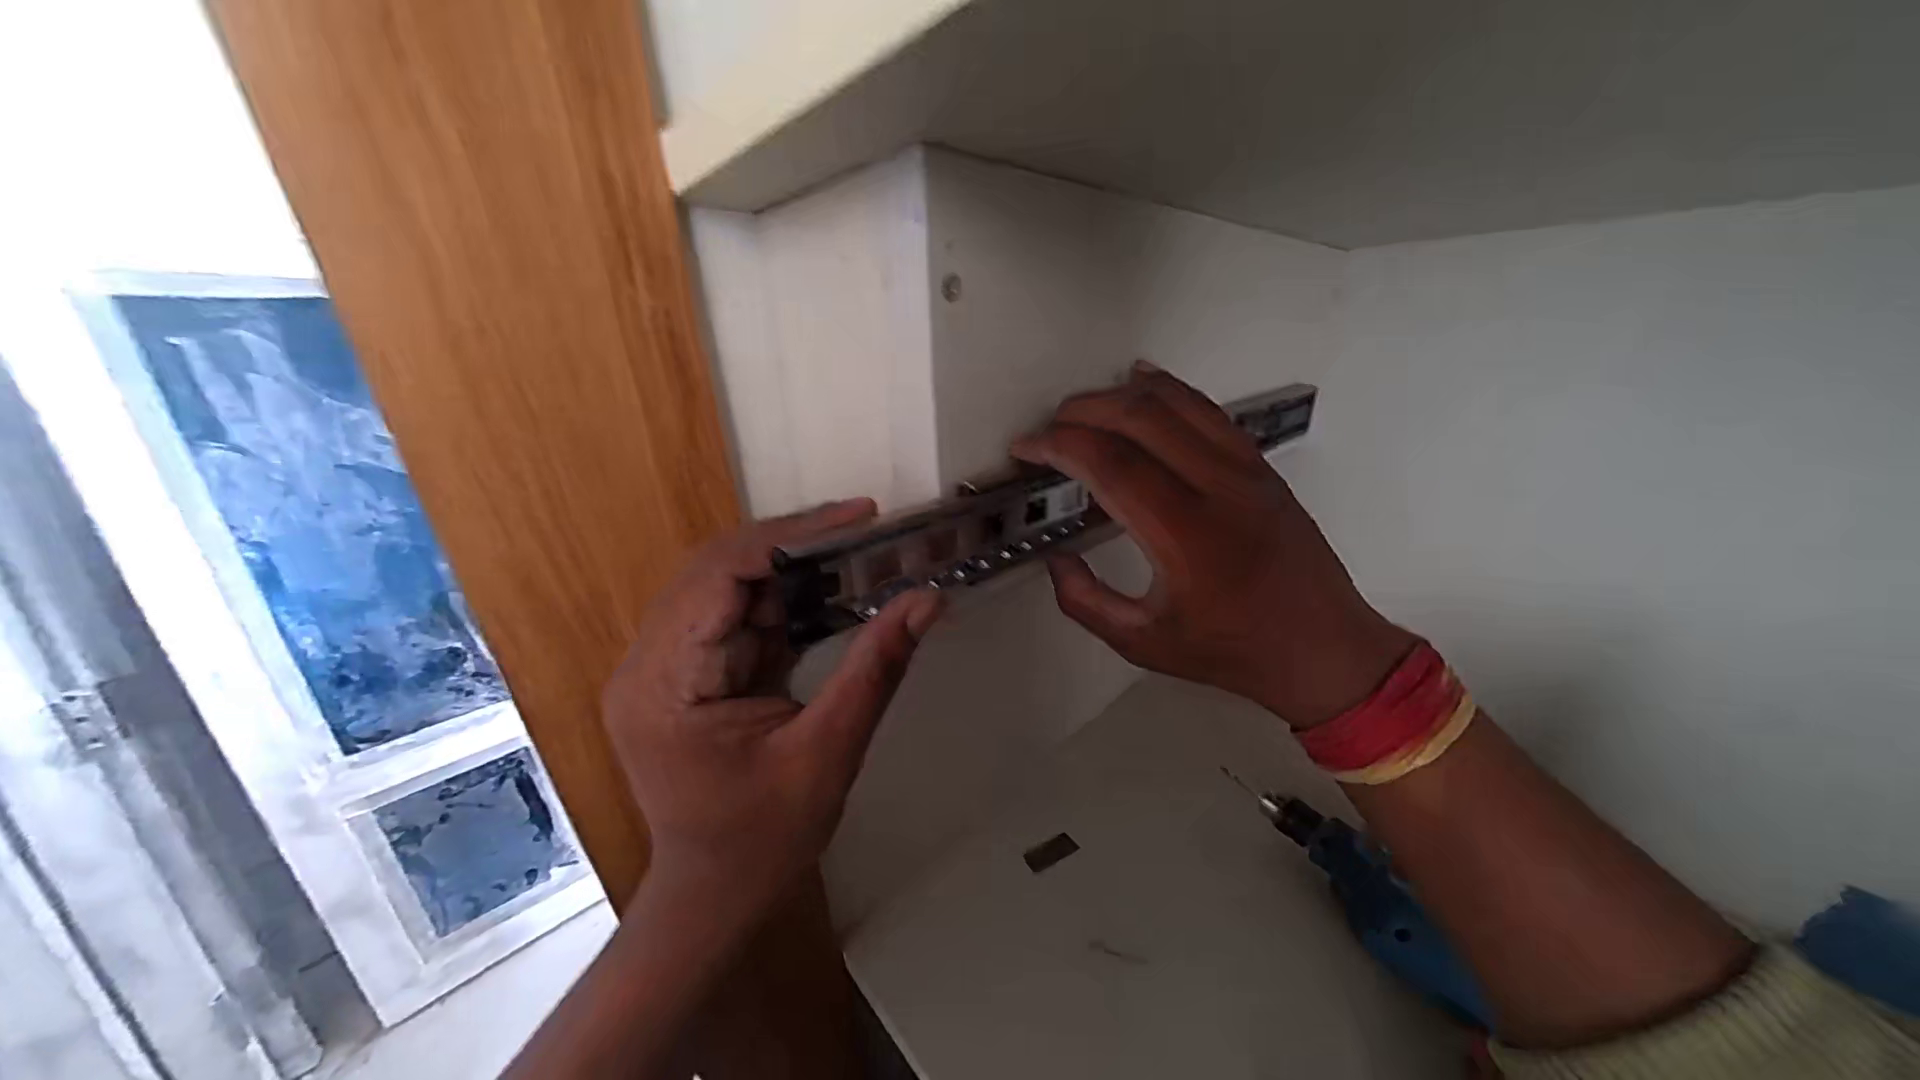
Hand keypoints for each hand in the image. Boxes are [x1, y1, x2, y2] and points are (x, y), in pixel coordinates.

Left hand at [602, 499, 941, 916]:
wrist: (713, 897)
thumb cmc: (762, 842)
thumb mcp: (827, 754)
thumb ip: (875, 670)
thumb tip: (927, 601)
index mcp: (665, 683)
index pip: (720, 575)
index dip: (790, 535)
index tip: (860, 516)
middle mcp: (649, 662)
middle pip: (719, 570)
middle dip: (794, 542)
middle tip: (865, 527)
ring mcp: (664, 667)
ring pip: (728, 587)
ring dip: (792, 568)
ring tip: (858, 551)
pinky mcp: (688, 675)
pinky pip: (737, 617)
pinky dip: (786, 600)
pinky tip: (832, 590)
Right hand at [1012, 364, 1414, 728]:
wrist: (1322, 647)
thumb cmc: (1230, 650)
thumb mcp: (1143, 643)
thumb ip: (1085, 602)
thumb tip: (1056, 558)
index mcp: (1185, 537)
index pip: (1110, 464)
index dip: (1058, 446)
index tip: (1025, 448)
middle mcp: (1218, 488)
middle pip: (1139, 417)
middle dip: (1080, 411)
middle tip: (1046, 430)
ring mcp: (1246, 469)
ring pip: (1175, 401)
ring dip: (1119, 395)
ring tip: (1081, 410)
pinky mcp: (1260, 465)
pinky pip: (1208, 409)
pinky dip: (1167, 388)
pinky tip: (1139, 383)